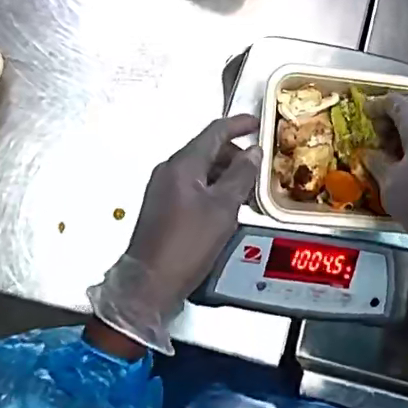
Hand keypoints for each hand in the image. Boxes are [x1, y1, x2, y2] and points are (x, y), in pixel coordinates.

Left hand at [87, 116, 260, 354]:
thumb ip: (241, 176)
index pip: (214, 132)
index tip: (256, 122)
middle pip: (207, 150)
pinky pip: (192, 186)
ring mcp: (163, 189)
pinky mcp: (163, 207)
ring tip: (248, 192)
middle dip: (235, 155)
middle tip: (259, 166)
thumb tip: (253, 153)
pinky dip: (213, 189)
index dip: (238, 124)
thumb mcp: (223, 208)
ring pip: (201, 170)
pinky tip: (227, 206)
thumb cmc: (186, 245)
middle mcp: (169, 170)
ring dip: (225, 175)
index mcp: (182, 164)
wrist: (149, 285)